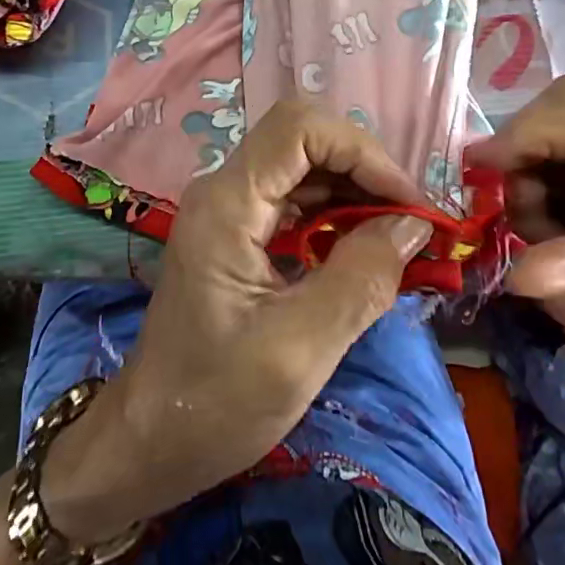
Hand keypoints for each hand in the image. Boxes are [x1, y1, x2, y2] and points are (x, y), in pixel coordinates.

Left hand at [40, 100, 434, 543]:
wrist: (152, 435)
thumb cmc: (217, 400)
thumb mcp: (300, 348)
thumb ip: (360, 279)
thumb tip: (413, 226)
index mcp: (227, 204)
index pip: (298, 128)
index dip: (362, 151)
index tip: (409, 204)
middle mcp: (222, 192)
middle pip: (301, 141)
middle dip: (363, 169)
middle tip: (412, 222)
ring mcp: (226, 211)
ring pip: (300, 169)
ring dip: (353, 192)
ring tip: (400, 237)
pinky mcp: (234, 234)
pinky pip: (291, 202)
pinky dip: (333, 215)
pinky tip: (364, 250)